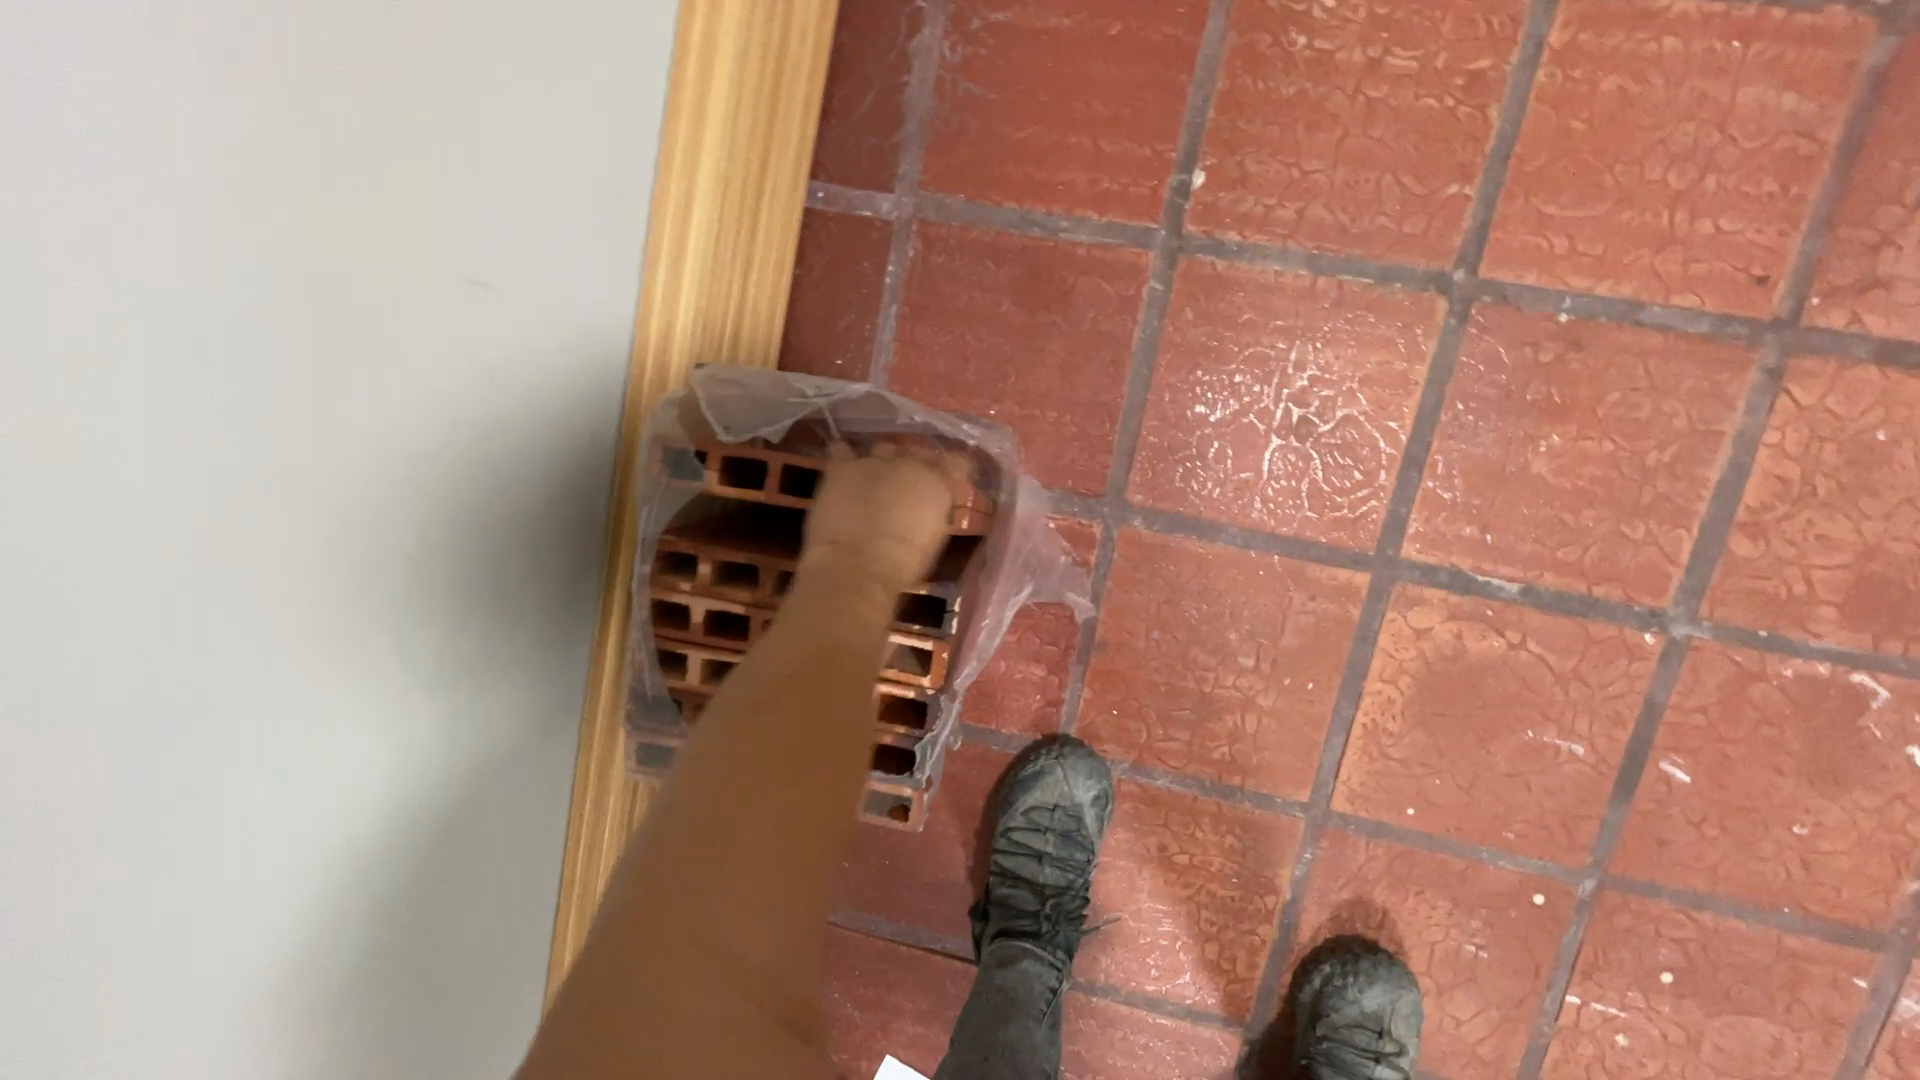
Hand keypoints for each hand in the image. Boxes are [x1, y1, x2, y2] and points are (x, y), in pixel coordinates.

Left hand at [800, 442, 960, 590]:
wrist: (856, 565)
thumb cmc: (903, 563)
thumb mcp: (934, 539)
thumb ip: (935, 512)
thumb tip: (930, 505)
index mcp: (938, 483)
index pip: (957, 462)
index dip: (951, 470)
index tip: (947, 481)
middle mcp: (909, 463)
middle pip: (917, 451)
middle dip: (915, 464)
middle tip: (908, 484)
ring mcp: (874, 461)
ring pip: (884, 448)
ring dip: (884, 461)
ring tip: (877, 478)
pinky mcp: (842, 467)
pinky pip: (843, 451)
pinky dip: (845, 457)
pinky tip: (844, 471)